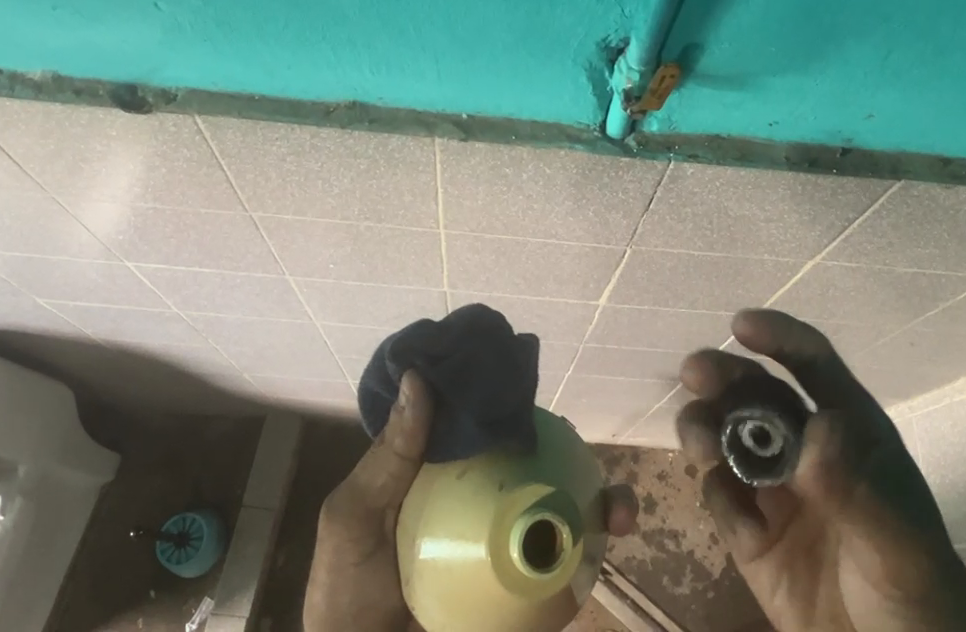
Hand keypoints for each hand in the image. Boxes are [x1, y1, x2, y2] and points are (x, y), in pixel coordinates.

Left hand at [304, 371, 641, 631]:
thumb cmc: (347, 585)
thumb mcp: (353, 516)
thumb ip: (389, 455)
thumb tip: (418, 377)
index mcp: (443, 473)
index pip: (484, 427)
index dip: (514, 403)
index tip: (539, 387)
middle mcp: (482, 499)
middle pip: (536, 463)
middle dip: (573, 450)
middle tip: (584, 450)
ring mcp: (504, 542)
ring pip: (562, 511)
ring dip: (599, 501)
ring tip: (617, 509)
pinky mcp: (522, 587)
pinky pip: (562, 569)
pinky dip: (591, 554)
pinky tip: (606, 547)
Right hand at [677, 310, 965, 631]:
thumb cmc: (919, 601)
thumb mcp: (904, 549)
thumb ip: (859, 491)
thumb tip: (816, 428)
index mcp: (852, 435)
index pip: (815, 367)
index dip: (780, 338)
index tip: (741, 325)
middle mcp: (808, 451)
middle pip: (757, 394)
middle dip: (725, 375)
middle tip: (696, 373)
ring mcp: (775, 492)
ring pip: (727, 437)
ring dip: (705, 426)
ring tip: (696, 438)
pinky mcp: (750, 537)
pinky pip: (721, 500)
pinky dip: (717, 496)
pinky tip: (737, 520)